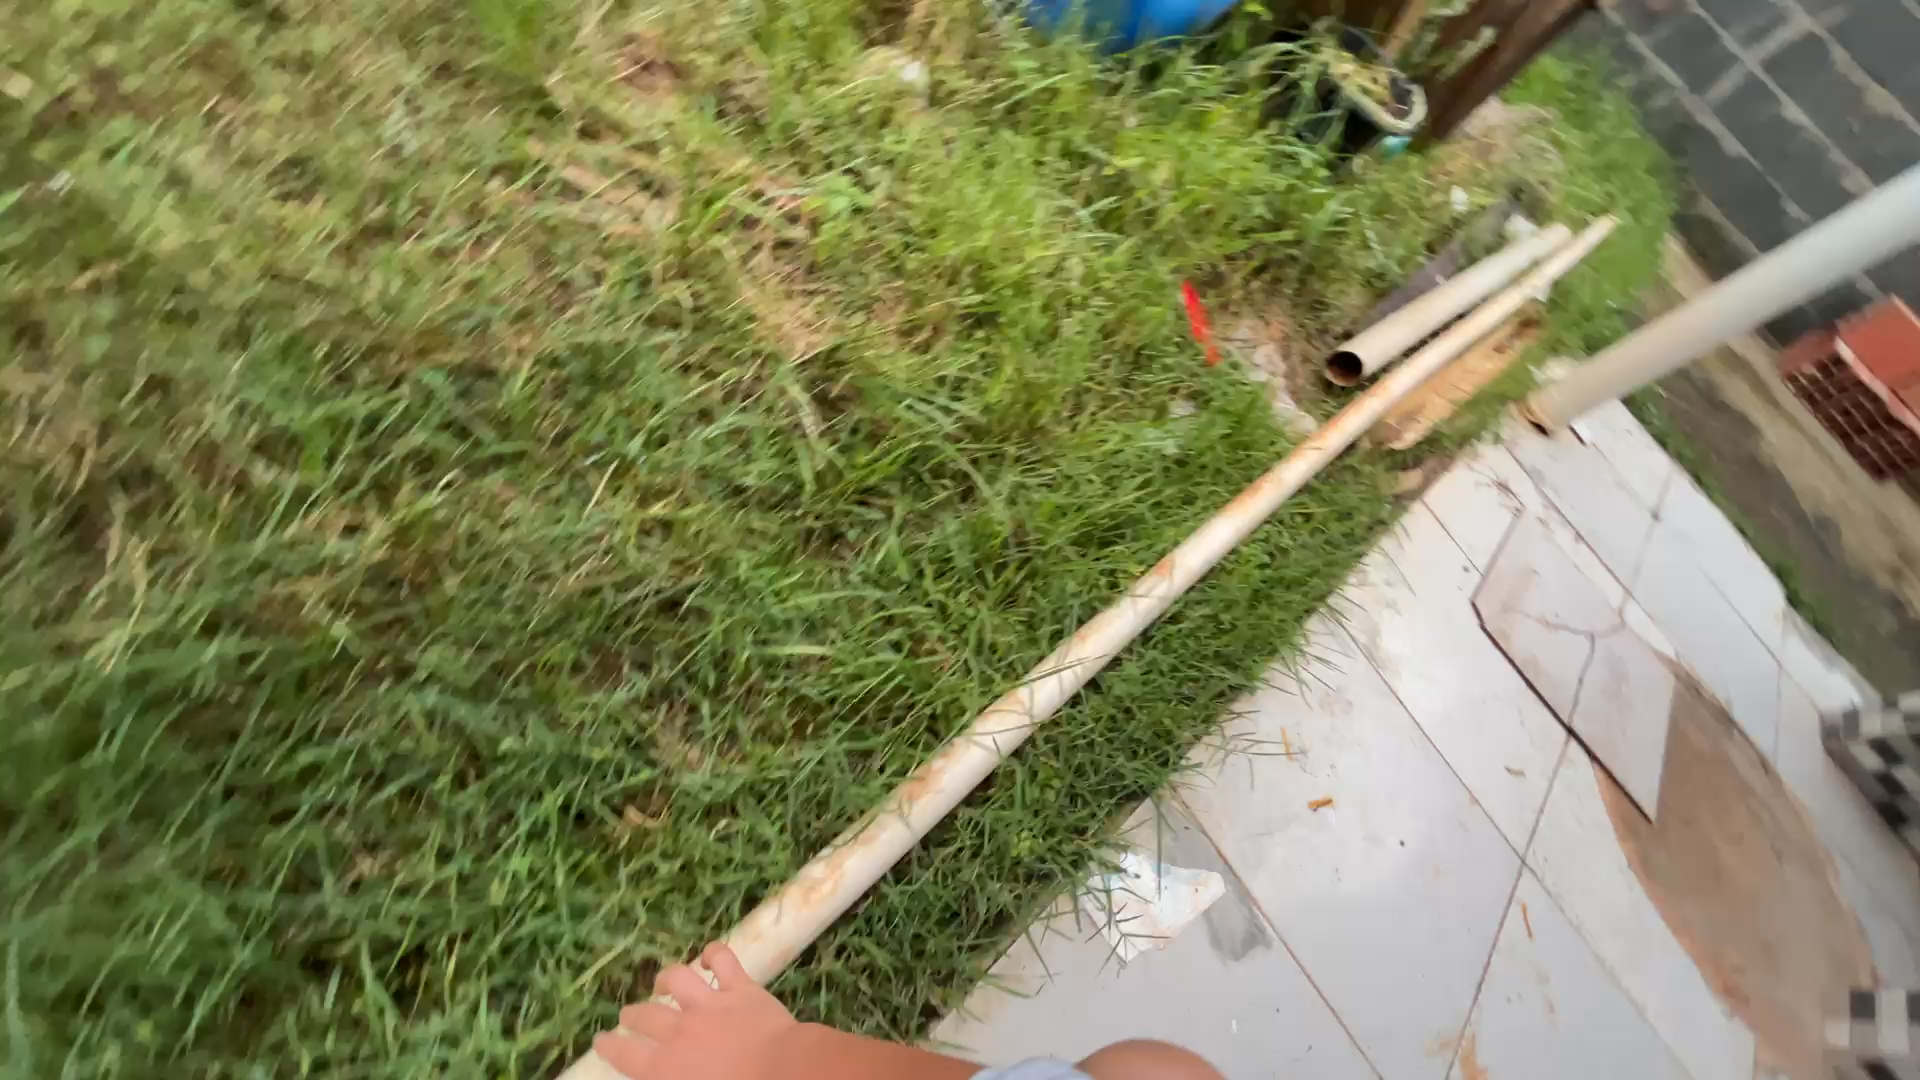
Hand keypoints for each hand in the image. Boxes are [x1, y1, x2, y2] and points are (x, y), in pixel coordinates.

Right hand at [593, 943, 796, 1079]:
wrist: (780, 1073)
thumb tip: (660, 1075)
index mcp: (665, 1068)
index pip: (625, 1055)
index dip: (609, 1046)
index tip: (600, 1038)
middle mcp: (680, 1030)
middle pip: (646, 1016)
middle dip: (632, 1014)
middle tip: (628, 1014)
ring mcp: (710, 1004)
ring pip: (677, 979)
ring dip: (666, 979)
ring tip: (662, 983)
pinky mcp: (740, 987)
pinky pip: (722, 958)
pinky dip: (713, 953)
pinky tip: (708, 956)